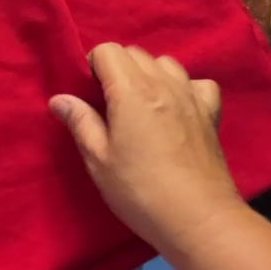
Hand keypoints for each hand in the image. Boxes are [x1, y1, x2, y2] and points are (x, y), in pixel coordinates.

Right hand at [49, 43, 245, 253]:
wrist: (199, 219)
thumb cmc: (140, 190)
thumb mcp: (99, 160)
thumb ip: (80, 122)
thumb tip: (59, 98)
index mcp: (131, 90)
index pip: (108, 50)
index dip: (93, 66)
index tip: (90, 93)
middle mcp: (163, 83)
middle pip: (136, 53)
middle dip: (118, 67)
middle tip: (110, 102)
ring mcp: (191, 96)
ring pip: (166, 63)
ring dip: (149, 73)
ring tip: (141, 103)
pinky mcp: (211, 113)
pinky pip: (198, 83)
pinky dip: (185, 87)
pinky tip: (177, 107)